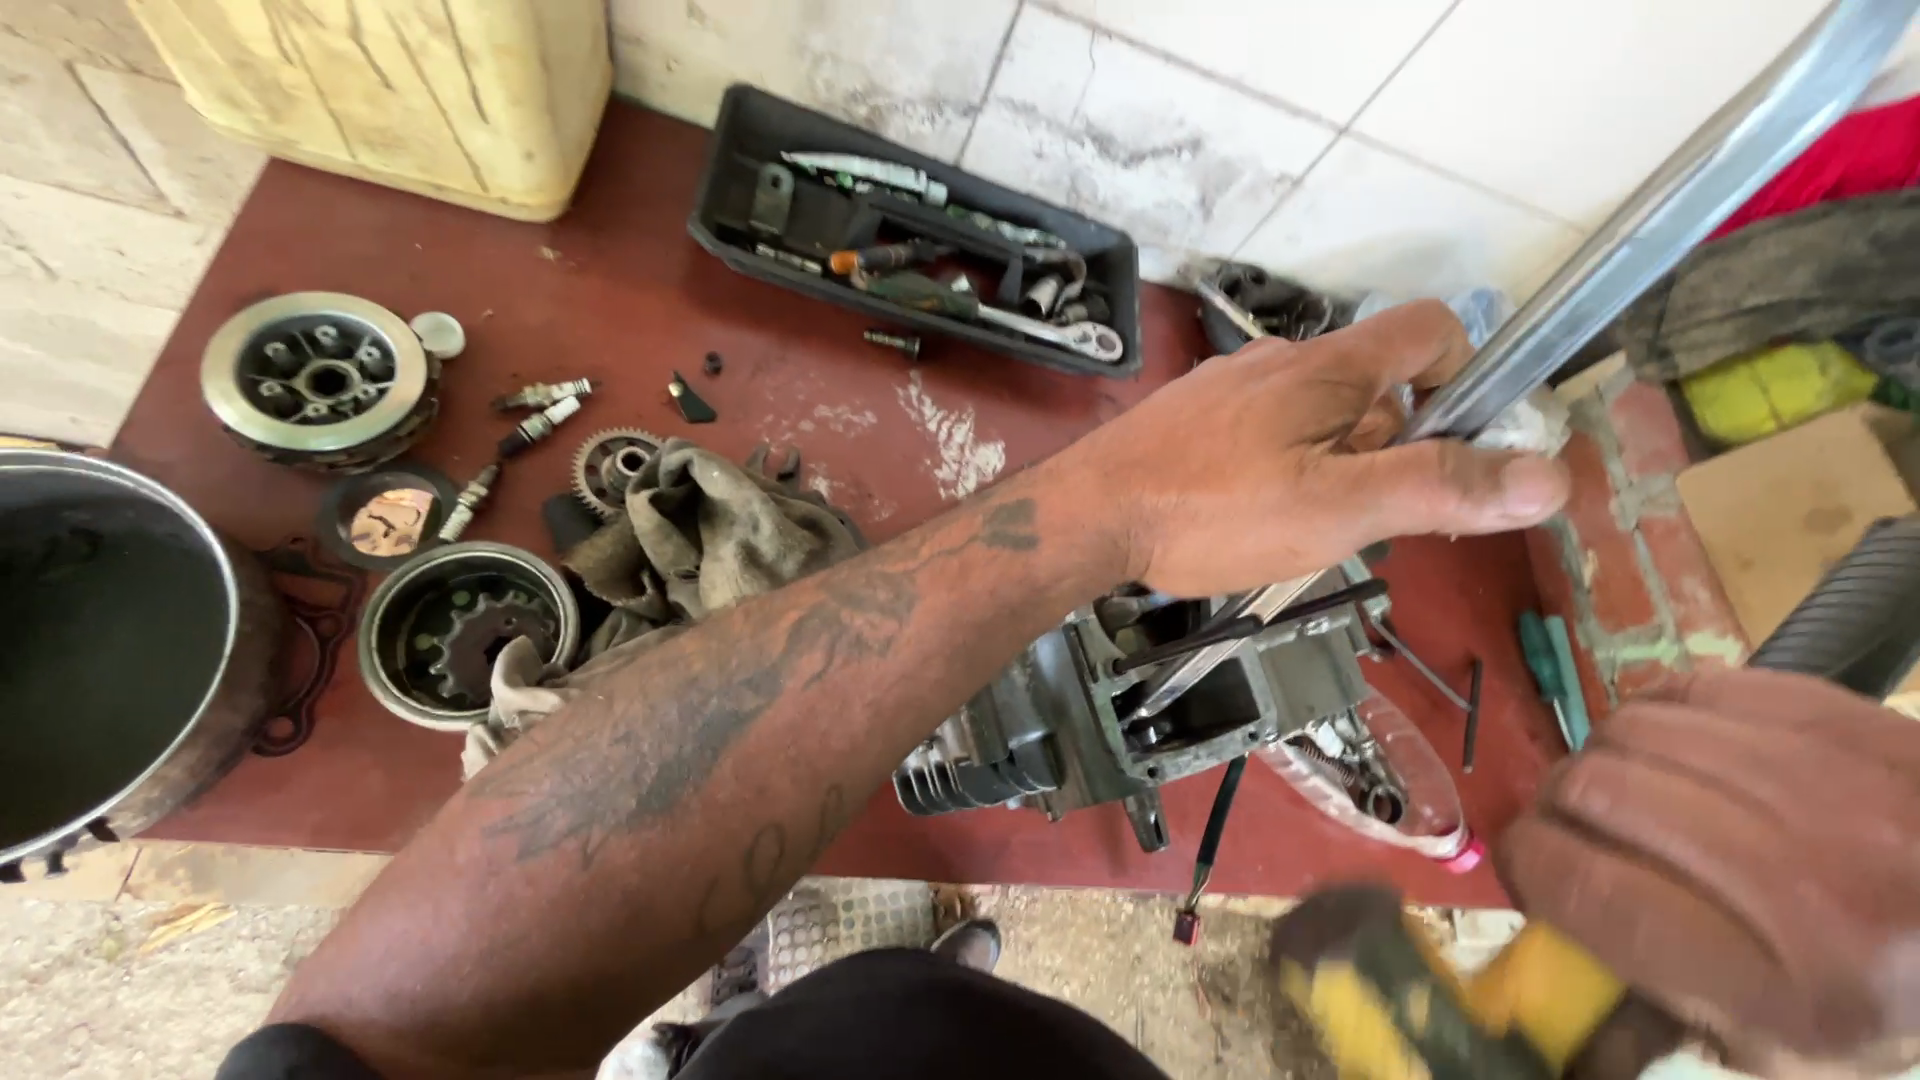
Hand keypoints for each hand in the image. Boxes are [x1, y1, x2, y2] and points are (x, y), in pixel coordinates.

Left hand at [1061, 299, 1569, 596]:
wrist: (1087, 515)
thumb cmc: (1210, 510)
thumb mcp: (1335, 508)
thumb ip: (1436, 487)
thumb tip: (1548, 474)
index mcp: (1324, 367)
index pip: (1427, 330)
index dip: (1464, 374)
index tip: (1455, 441)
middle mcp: (1273, 361)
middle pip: (1369, 382)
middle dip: (1389, 441)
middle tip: (1365, 511)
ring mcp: (1223, 389)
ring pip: (1310, 412)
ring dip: (1331, 459)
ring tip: (1300, 522)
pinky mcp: (1187, 421)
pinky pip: (1258, 430)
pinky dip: (1278, 462)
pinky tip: (1247, 512)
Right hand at [1499, 669, 1919, 1075]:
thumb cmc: (1874, 1002)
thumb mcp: (1766, 1045)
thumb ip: (1636, 1003)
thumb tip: (1533, 988)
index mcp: (1784, 987)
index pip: (1581, 882)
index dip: (1528, 863)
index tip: (1533, 865)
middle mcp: (1819, 884)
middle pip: (1591, 788)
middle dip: (1561, 805)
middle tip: (1582, 826)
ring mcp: (1845, 790)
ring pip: (1629, 727)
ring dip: (1610, 757)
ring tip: (1641, 788)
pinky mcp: (1852, 723)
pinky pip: (1688, 687)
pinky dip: (1664, 716)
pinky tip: (1687, 753)